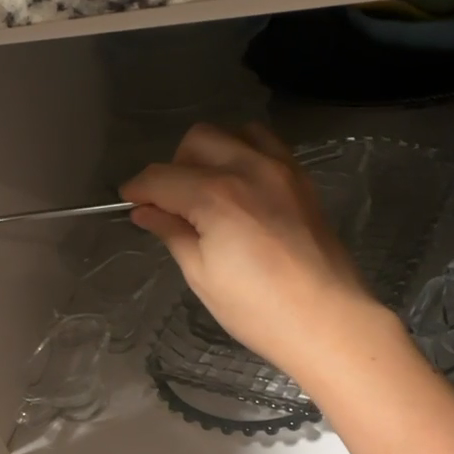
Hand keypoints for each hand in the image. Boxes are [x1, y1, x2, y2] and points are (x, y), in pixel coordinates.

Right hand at [121, 123, 394, 387]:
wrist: (326, 319)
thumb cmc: (255, 308)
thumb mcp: (201, 275)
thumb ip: (173, 233)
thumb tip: (146, 212)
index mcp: (216, 196)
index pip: (162, 177)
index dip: (138, 189)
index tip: (128, 201)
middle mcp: (248, 168)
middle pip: (197, 140)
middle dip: (173, 166)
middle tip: (168, 203)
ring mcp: (280, 169)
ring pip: (234, 133)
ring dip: (210, 154)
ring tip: (204, 192)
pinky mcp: (301, 179)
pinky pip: (265, 146)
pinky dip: (242, 155)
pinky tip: (237, 191)